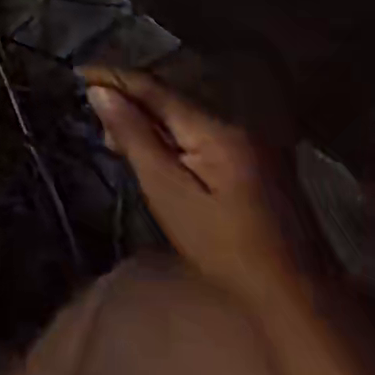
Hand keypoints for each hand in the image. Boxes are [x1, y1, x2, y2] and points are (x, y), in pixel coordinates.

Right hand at [78, 66, 315, 308]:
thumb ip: (133, 135)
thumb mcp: (166, 189)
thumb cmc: (224, 246)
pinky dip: (167, 138)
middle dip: (127, 103)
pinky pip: (197, 135)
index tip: (77, 73)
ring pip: (181, 118)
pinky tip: (150, 154)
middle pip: (168, 100)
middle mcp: (235, 127)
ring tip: (115, 141)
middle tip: (95, 122)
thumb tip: (100, 91)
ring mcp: (248, 146)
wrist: (297, 300)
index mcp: (215, 131)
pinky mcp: (252, 164)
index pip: (153, 89)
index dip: (113, 78)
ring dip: (145, 122)